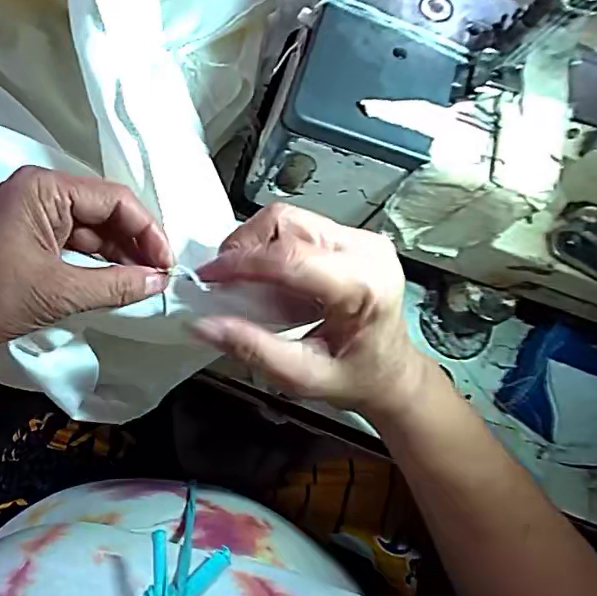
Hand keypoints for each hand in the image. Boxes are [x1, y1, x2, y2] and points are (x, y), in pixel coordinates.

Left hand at [0, 166, 171, 365]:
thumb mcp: (58, 292)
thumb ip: (114, 284)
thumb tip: (159, 282)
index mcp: (44, 188)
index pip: (113, 198)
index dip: (147, 230)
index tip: (168, 265)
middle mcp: (39, 192)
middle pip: (103, 210)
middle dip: (134, 242)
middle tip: (161, 277)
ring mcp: (31, 215)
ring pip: (89, 229)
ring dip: (117, 254)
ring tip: (146, 283)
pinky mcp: (26, 239)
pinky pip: (71, 244)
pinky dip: (95, 263)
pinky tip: (118, 282)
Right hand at [191, 204, 437, 420]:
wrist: (391, 372)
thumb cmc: (354, 377)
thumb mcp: (301, 376)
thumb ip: (254, 349)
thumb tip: (206, 326)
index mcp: (363, 286)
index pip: (289, 258)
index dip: (240, 263)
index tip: (208, 277)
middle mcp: (366, 252)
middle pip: (284, 223)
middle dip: (243, 248)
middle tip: (224, 282)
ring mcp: (360, 239)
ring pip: (286, 218)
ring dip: (253, 246)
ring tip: (244, 281)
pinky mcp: (349, 237)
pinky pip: (295, 226)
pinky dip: (268, 248)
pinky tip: (268, 278)